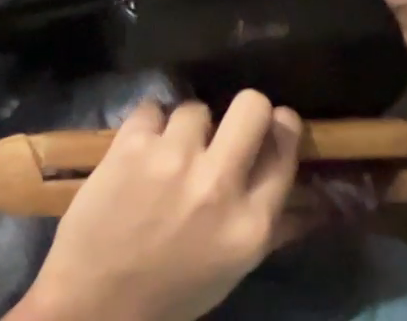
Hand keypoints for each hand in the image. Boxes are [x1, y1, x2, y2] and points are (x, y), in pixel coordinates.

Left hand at [14, 92, 303, 320]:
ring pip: (195, 107)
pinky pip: (152, 108)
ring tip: (170, 151)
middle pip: (252, 106)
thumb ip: (270, 227)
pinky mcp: (132, 146)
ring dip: (185, 126)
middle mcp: (218, 184)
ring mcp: (174, 159)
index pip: (284, 149)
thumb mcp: (233, 267)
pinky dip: (148, 125)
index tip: (273, 120)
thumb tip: (312, 200)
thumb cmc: (170, 292)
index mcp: (251, 223)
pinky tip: (141, 149)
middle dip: (246, 108)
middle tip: (228, 123)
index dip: (282, 126)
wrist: (95, 300)